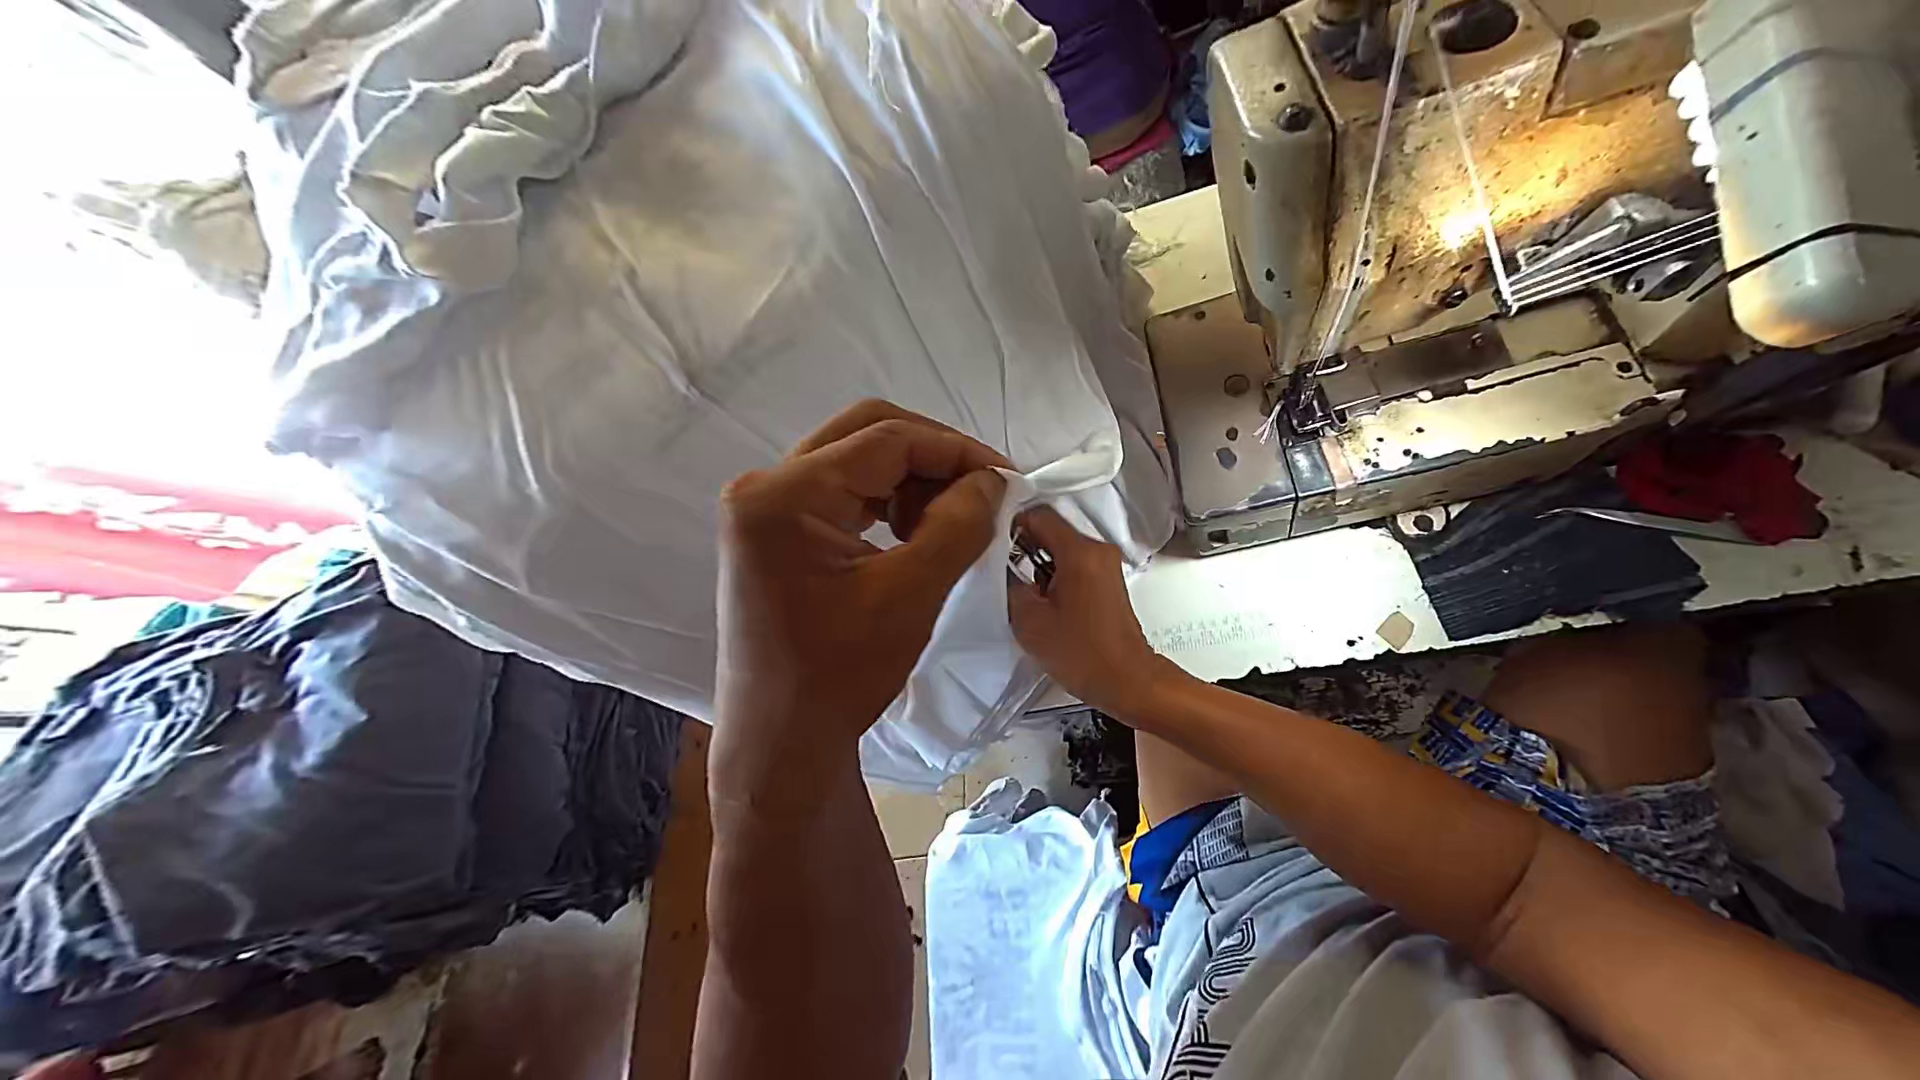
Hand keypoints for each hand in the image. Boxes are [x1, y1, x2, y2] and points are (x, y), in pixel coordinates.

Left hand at [713, 400, 1008, 796]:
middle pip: (865, 435)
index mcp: (785, 496)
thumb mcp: (912, 594)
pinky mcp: (775, 533)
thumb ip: (959, 523)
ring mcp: (765, 510)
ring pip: (855, 461)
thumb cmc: (841, 675)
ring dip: (910, 479)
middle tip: (983, 487)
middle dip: (933, 456)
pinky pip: (841, 494)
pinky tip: (915, 530)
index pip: (886, 439)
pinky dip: (885, 502)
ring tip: (952, 516)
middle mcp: (764, 489)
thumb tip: (992, 479)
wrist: (783, 740)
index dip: (955, 450)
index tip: (1006, 477)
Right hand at [1006, 505, 1177, 720]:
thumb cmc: (1083, 654)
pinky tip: (1045, 604)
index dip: (1011, 525)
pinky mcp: (1107, 581)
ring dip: (1040, 565)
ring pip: (1062, 548)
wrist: (1126, 681)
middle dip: (1024, 549)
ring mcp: (1106, 565)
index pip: (1039, 515)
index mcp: (1079, 552)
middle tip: (1006, 575)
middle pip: (1051, 530)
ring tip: (1027, 596)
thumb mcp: (1029, 620)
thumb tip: (1004, 568)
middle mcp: (1098, 550)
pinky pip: (1075, 564)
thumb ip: (1010, 584)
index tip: (995, 544)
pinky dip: (1056, 576)